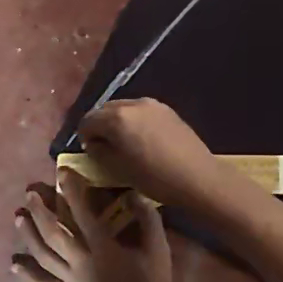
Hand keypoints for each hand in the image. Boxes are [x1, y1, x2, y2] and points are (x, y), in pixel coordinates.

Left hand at [14, 168, 175, 281]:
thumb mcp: (158, 250)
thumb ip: (148, 220)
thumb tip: (134, 196)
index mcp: (102, 247)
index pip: (83, 212)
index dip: (72, 191)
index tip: (61, 172)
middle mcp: (80, 260)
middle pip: (54, 232)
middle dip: (40, 211)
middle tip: (29, 193)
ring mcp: (71, 280)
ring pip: (44, 255)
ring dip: (29, 235)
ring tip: (18, 217)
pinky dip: (28, 275)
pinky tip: (15, 265)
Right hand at [79, 98, 233, 208]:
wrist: (198, 177)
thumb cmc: (155, 178)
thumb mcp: (118, 170)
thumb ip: (98, 152)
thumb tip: (94, 143)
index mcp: (117, 117)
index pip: (87, 121)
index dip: (85, 137)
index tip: (92, 153)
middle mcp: (133, 104)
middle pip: (105, 110)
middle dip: (101, 126)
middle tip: (106, 148)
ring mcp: (153, 104)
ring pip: (124, 108)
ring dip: (118, 122)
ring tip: (126, 144)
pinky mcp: (168, 110)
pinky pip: (142, 111)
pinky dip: (135, 121)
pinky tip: (144, 140)